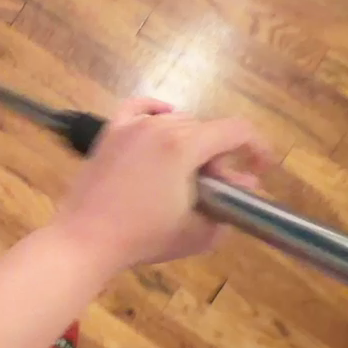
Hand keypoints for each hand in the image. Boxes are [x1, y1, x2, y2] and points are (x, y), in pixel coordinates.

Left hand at [51, 98, 272, 270]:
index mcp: (183, 146)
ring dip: (191, 141)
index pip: (235, 131)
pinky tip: (164, 119)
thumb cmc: (143, 238)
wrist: (85, 239)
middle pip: (204, 130)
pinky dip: (156, 110)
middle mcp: (157, 126)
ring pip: (176, 121)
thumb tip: (244, 187)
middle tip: (219, 186)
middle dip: (219, 156)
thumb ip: (229, 209)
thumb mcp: (198, 233)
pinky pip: (138, 108)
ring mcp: (129, 127)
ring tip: (189, 171)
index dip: (257, 147)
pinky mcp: (109, 134)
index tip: (262, 167)